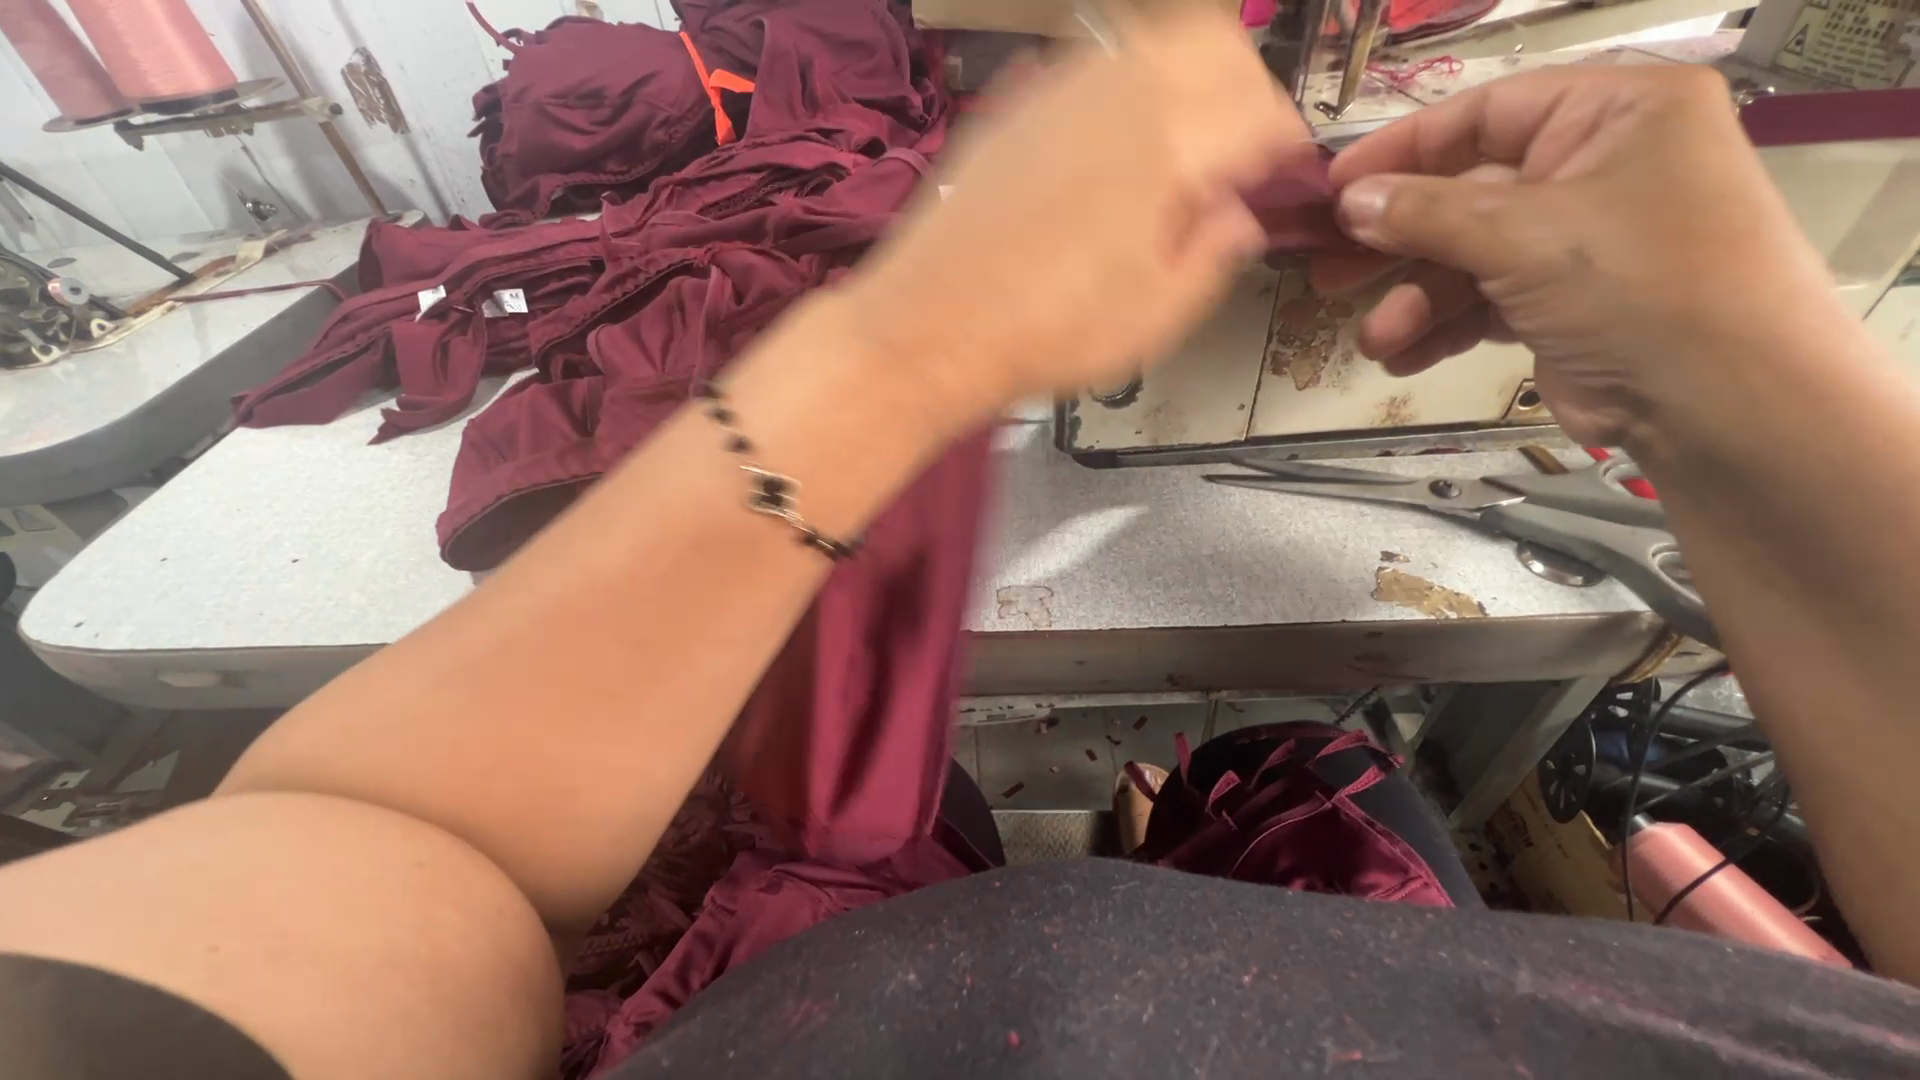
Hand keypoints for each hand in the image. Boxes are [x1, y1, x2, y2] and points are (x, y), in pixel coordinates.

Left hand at [843, 6, 1311, 415]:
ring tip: (1176, 152)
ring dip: (1181, 83)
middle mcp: (1114, 90)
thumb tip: (1237, 218)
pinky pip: (1083, 72)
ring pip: (1146, 44)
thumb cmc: (1046, 334)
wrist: (928, 329)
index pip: (1259, 106)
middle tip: (1238, 153)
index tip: (1282, 176)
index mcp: (1167, 138)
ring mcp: (1053, 90)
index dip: (1284, 142)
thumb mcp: (1155, 316)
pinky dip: (1117, 95)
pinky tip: (1107, 152)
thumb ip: (1213, 254)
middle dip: (1242, 90)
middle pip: (1211, 43)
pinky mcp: (1008, 110)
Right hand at [1318, 66, 1841, 445]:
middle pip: (1463, 195)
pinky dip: (1440, 329)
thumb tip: (1349, 203)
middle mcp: (1593, 169)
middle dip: (1394, 243)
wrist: (1717, 400)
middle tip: (1326, 272)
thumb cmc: (1636, 284)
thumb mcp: (1522, 235)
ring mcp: (1574, 241)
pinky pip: (1480, 303)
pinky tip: (1404, 357)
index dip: (1402, 151)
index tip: (1334, 191)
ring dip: (1413, 303)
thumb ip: (1426, 213)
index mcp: (1610, 115)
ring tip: (1377, 341)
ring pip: (1463, 260)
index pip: (1483, 115)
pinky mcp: (1557, 303)